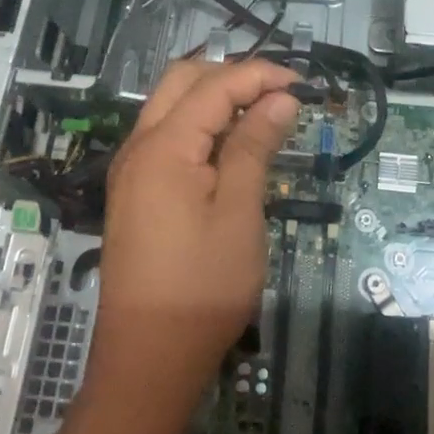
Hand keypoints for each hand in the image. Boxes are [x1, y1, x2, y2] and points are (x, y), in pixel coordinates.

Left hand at [47, 59, 298, 433]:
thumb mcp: (239, 213)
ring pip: (170, 105)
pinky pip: (165, 135)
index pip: (214, 85)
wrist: (148, 357)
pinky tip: (230, 146)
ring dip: (214, 98)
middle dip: (232, 75)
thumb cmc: (201, 287)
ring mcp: (131, 169)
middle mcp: (138, 146)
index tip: (303, 84)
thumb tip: (279, 97)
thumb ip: (254, 147)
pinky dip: (199, 125)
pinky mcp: (134, 191)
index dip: (260, 75)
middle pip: (183, 81)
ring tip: (261, 115)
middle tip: (278, 93)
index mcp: (163, 146)